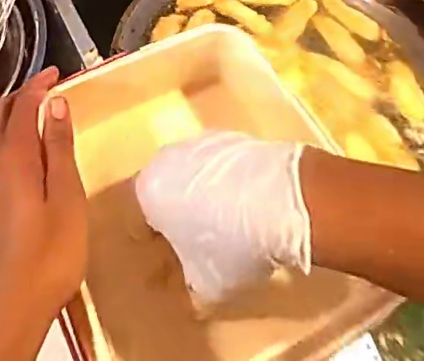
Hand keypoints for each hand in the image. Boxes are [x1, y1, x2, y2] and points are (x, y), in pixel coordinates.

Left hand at [0, 68, 86, 360]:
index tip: (56, 71)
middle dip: (21, 96)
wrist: (2, 315)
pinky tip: (23, 158)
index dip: (39, 84)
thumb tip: (56, 105)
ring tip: (37, 115)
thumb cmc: (46, 255)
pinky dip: (6, 141)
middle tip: (48, 87)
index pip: (22, 106)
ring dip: (11, 118)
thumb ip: (58, 149)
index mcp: (12, 158)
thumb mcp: (66, 197)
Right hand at [135, 132, 311, 308]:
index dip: (149, 248)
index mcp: (148, 190)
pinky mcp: (231, 136)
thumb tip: (189, 286)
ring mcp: (200, 141)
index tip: (164, 265)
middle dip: (172, 218)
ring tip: (222, 228)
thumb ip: (185, 286)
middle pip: (162, 193)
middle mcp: (167, 158)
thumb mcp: (204, 285)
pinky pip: (215, 166)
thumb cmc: (232, 245)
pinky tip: (242, 206)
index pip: (136, 222)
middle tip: (190, 246)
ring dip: (197, 198)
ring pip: (188, 176)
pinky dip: (222, 184)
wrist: (287, 198)